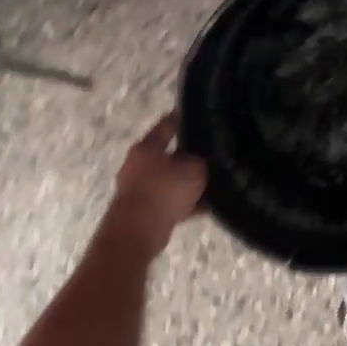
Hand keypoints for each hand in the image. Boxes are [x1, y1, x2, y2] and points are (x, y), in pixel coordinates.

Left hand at [103, 117, 207, 260]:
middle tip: (210, 153)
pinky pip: (167, 201)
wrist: (136, 233)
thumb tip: (203, 159)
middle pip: (167, 154)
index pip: (167, 125)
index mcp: (146, 147)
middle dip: (187, 155)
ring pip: (168, 180)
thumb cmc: (164, 191)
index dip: (182, 117)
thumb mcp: (194, 169)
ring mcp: (136, 189)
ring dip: (185, 182)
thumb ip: (202, 160)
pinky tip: (203, 207)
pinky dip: (182, 203)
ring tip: (210, 183)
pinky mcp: (139, 211)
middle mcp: (136, 165)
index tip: (196, 113)